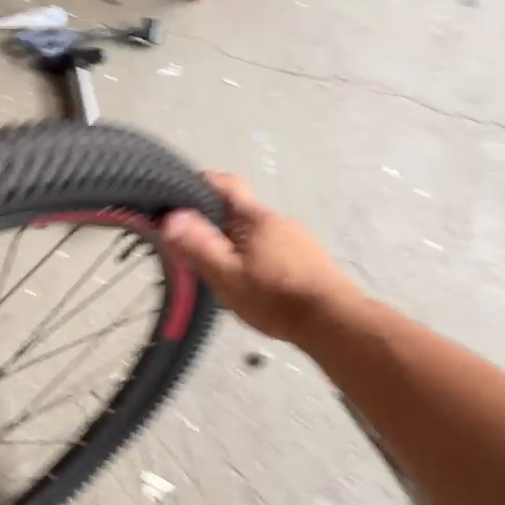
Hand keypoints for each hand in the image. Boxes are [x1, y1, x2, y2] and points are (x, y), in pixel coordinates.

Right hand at [162, 172, 365, 342]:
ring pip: (252, 232)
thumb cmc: (276, 298)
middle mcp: (277, 220)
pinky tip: (249, 282)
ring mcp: (296, 238)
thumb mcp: (228, 276)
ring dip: (231, 243)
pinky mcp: (306, 258)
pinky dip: (251, 256)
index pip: (224, 184)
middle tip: (186, 246)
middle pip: (236, 211)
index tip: (174, 197)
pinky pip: (269, 248)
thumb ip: (199, 245)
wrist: (334, 321)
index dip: (198, 183)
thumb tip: (170, 217)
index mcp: (255, 218)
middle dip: (210, 223)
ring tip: (216, 270)